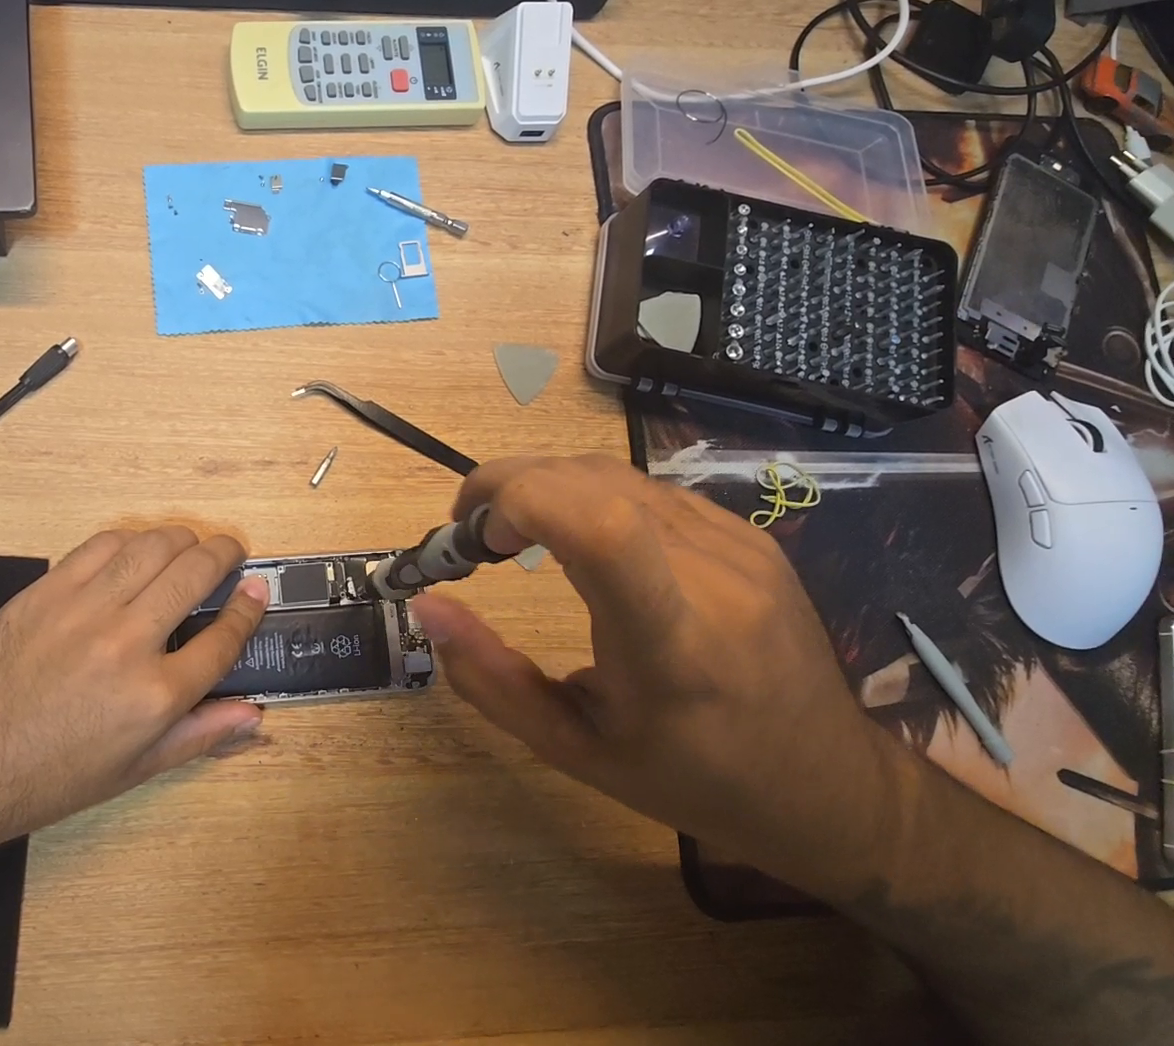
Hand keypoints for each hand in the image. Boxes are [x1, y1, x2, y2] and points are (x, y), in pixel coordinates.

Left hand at [0, 527, 268, 843]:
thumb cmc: (49, 776)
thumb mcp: (133, 770)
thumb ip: (200, 736)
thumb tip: (255, 716)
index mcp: (155, 696)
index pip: (224, 637)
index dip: (250, 608)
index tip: (258, 590)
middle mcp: (127, 643)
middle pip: (194, 575)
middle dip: (225, 555)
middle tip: (232, 552)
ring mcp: (84, 610)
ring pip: (151, 547)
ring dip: (181, 538)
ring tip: (190, 544)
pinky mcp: (47, 590)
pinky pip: (100, 546)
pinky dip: (129, 540)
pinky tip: (135, 550)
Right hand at [409, 456, 904, 890]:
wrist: (828, 783)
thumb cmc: (689, 779)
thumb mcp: (571, 748)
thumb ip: (489, 678)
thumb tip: (426, 605)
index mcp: (670, 647)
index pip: (601, 529)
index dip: (520, 502)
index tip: (477, 539)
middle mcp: (712, 578)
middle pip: (592, 481)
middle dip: (508, 484)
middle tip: (473, 534)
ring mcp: (738, 546)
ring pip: (613, 472)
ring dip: (543, 486)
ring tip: (513, 536)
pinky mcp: (749, 534)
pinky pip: (646, 489)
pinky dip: (586, 497)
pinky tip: (576, 541)